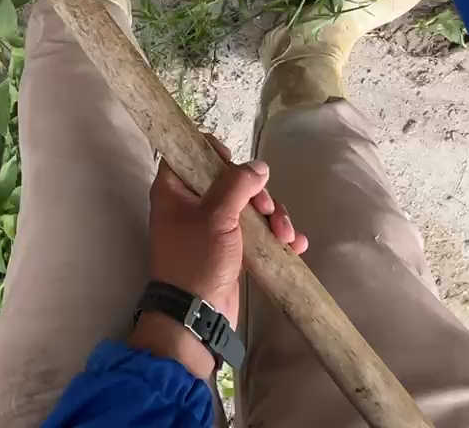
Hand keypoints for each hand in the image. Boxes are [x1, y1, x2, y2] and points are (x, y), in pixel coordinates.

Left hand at [127, 137, 307, 377]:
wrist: (197, 317)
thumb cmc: (197, 259)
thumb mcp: (216, 216)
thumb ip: (237, 185)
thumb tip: (259, 166)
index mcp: (174, 189)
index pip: (189, 153)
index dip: (213, 152)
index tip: (233, 162)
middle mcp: (191, 204)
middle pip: (228, 180)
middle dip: (256, 193)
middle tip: (266, 209)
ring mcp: (212, 227)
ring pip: (247, 206)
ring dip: (271, 216)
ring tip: (285, 234)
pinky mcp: (231, 248)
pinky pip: (255, 232)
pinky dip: (273, 235)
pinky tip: (294, 244)